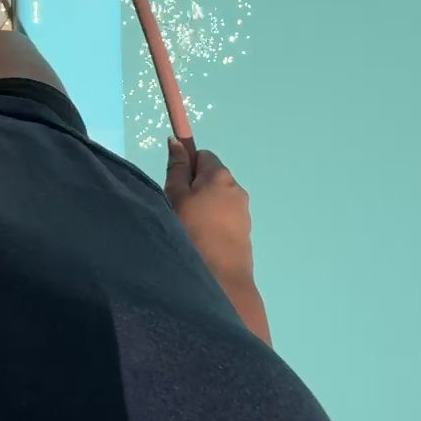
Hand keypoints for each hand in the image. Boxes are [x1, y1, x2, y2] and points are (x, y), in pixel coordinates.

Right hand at [165, 139, 253, 286]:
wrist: (221, 278)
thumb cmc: (192, 230)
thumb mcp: (175, 195)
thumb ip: (176, 168)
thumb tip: (177, 142)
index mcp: (220, 175)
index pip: (202, 155)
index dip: (186, 165)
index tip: (175, 183)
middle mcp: (236, 188)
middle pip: (211, 177)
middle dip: (195, 187)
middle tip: (178, 206)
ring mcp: (244, 212)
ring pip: (218, 199)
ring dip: (204, 206)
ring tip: (189, 227)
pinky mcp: (245, 232)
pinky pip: (225, 217)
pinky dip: (213, 222)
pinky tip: (202, 239)